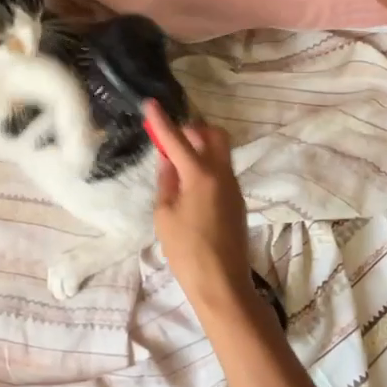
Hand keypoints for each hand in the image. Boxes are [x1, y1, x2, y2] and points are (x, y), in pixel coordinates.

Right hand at [143, 101, 253, 314]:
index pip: (177, 139)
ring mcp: (233, 187)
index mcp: (200, 175)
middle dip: (192, 129)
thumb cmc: (186, 251)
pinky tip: (189, 184)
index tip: (150, 103)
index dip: (161, 121)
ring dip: (200, 147)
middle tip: (171, 139)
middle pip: (213, 135)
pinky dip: (206, 166)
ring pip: (220, 152)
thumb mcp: (164, 216)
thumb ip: (167, 183)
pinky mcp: (237, 201)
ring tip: (177, 163)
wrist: (222, 283)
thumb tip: (168, 160)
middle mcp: (222, 174)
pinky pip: (222, 170)